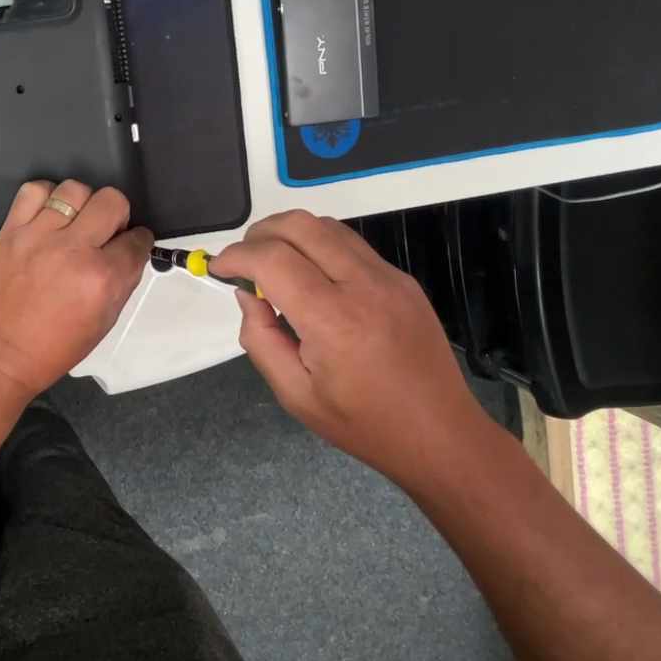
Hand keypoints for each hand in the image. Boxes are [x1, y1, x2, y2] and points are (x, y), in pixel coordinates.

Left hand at [0, 180, 153, 398]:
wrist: (3, 353)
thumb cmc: (56, 345)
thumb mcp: (106, 320)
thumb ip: (123, 280)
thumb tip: (129, 251)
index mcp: (103, 278)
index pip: (137, 239)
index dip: (137, 242)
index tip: (129, 245)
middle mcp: (74, 250)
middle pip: (111, 200)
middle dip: (116, 214)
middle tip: (103, 231)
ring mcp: (39, 236)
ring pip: (74, 189)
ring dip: (81, 203)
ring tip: (73, 222)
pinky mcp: (11, 231)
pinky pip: (33, 191)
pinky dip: (44, 197)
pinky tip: (47, 216)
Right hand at [210, 212, 494, 489]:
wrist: (442, 435)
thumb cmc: (364, 424)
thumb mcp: (295, 395)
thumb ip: (260, 339)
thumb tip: (247, 295)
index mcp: (333, 321)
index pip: (272, 259)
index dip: (236, 256)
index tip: (219, 269)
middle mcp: (363, 286)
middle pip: (299, 225)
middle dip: (259, 234)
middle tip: (243, 262)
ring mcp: (389, 278)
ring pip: (326, 226)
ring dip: (288, 234)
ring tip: (272, 265)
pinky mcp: (403, 279)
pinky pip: (350, 244)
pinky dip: (317, 245)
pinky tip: (309, 276)